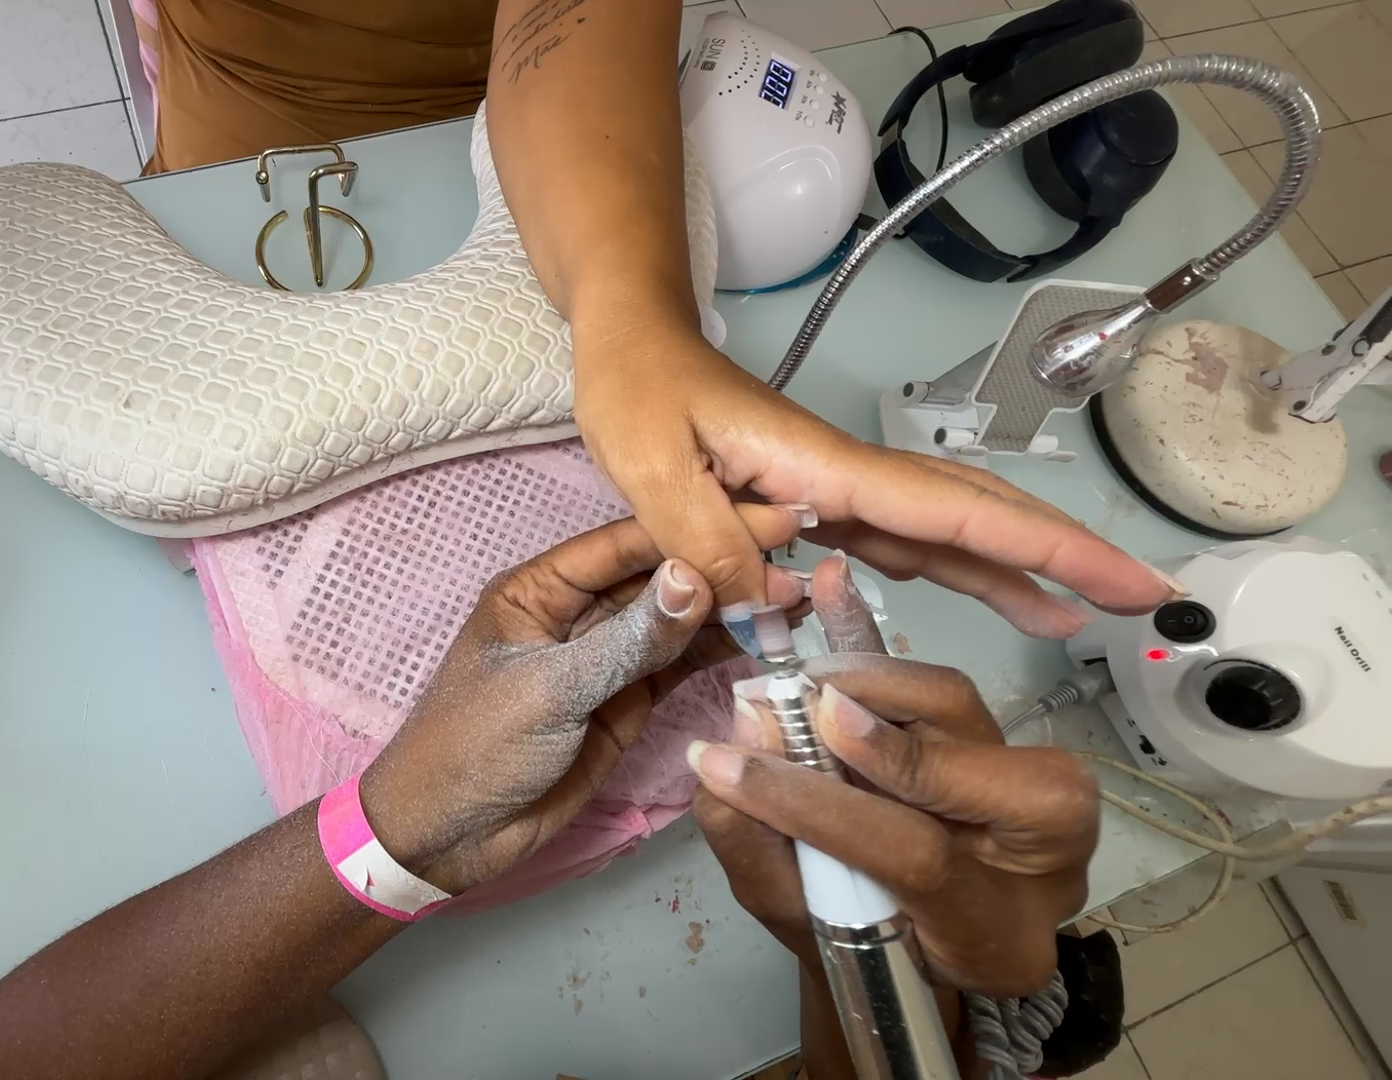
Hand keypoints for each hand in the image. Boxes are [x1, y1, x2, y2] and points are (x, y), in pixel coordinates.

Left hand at [360, 506, 805, 893]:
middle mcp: (574, 614)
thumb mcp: (550, 687)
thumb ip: (625, 639)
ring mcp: (602, 658)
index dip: (688, 529)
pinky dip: (715, 656)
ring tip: (796, 601)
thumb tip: (693, 574)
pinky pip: (674, 668)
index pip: (622, 545)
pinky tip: (762, 641)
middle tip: (795, 561)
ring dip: (726, 613)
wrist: (451, 834)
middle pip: (654, 581)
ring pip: (672, 624)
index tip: (761, 517)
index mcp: (539, 590)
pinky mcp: (623, 702)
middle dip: (717, 570)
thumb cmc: (479, 744)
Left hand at [571, 322, 1181, 637]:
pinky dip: (920, 564)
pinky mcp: (797, 493)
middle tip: (1135, 601)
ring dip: (998, 568)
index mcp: (817, 466)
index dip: (1042, 548)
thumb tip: (771, 613)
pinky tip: (948, 588)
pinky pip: (874, 535)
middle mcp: (836, 473)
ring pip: (927, 529)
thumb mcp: (654, 473)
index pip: (946, 510)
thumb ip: (710, 545)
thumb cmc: (636, 390)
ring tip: (1063, 614)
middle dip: (1051, 555)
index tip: (1128, 584)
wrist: (629, 342)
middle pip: (962, 514)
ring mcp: (821, 483)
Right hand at [689, 556, 1098, 996]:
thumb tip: (717, 752)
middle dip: (865, 730)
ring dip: (864, 680)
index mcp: (993, 930)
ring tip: (793, 685)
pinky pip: (930, 678)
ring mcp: (1024, 789)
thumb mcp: (786, 911)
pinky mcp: (989, 738)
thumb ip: (750, 843)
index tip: (724, 763)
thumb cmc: (842, 936)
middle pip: (974, 766)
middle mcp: (1040, 857)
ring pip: (957, 704)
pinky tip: (832, 583)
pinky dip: (873, 633)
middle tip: (775, 708)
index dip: (816, 802)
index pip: (914, 852)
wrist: (904, 940)